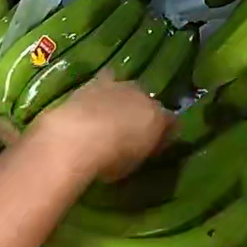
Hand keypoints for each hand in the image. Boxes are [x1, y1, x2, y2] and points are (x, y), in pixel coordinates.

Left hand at [7, 74, 173, 181]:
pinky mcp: (93, 82)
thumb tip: (146, 145)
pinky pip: (103, 83)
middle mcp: (142, 95)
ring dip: (122, 99)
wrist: (75, 137)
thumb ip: (143, 150)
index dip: (165, 131)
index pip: (171, 120)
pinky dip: (101, 92)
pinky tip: (92, 104)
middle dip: (142, 111)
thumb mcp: (133, 164)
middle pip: (148, 100)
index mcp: (158, 116)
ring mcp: (117, 85)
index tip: (157, 142)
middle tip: (131, 128)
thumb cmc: (110, 159)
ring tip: (111, 114)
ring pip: (126, 89)